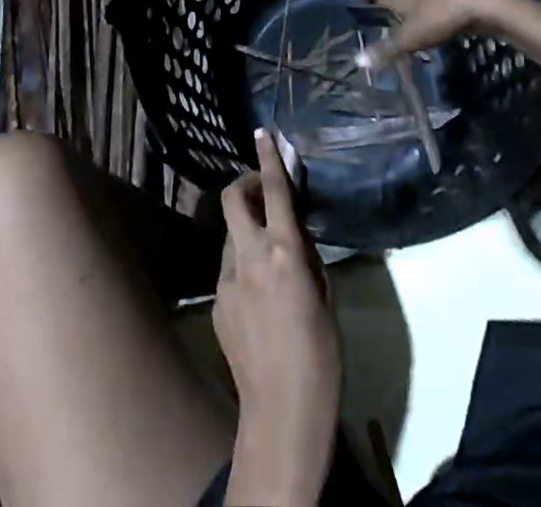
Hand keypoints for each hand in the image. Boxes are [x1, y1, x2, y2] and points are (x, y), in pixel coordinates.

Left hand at [216, 129, 340, 506]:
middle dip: (245, 183)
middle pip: (232, 199)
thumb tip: (295, 229)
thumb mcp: (326, 295)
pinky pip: (229, 269)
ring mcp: (224, 279)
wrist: (281, 408)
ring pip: (230, 235)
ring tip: (270, 255)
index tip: (263, 133)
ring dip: (247, 230)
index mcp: (283, 253)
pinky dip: (243, 264)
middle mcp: (247, 257)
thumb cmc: (321, 353)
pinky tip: (262, 296)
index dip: (269, 158)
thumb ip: (306, 254)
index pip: (275, 191)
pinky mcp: (214, 302)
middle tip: (264, 190)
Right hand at [359, 0, 518, 65]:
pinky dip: (431, 8)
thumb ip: (386, 49)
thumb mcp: (410, 38)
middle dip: (388, 4)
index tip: (364, 9)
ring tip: (410, 25)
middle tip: (385, 23)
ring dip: (411, 6)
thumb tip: (358, 61)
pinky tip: (437, 23)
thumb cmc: (439, 15)